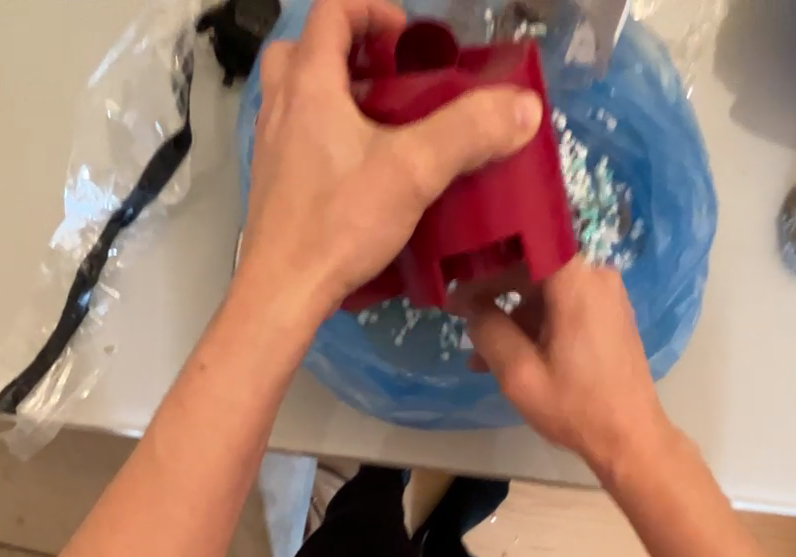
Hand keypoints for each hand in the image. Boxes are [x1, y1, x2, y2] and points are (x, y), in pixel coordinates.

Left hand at [236, 0, 545, 320]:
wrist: (284, 290)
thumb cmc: (340, 223)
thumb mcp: (413, 172)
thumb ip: (468, 133)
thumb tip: (524, 107)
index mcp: (309, 84)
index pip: (333, 11)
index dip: (374, 12)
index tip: (410, 44)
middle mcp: (281, 107)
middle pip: (307, 50)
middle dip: (350, 53)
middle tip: (390, 83)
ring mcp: (271, 149)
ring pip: (297, 98)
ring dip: (336, 97)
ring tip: (379, 127)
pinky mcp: (273, 187)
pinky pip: (298, 141)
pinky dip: (326, 139)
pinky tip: (359, 174)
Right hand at [451, 261, 674, 474]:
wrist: (628, 437)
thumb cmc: (574, 406)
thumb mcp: (519, 373)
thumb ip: (488, 331)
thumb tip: (467, 304)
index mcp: (576, 282)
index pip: (522, 247)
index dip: (484, 264)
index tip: (456, 288)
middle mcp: (596, 276)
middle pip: (533, 268)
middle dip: (495, 294)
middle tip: (461, 319)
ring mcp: (606, 296)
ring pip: (545, 292)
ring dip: (513, 318)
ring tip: (483, 357)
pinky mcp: (609, 315)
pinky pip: (563, 307)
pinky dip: (536, 326)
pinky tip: (512, 357)